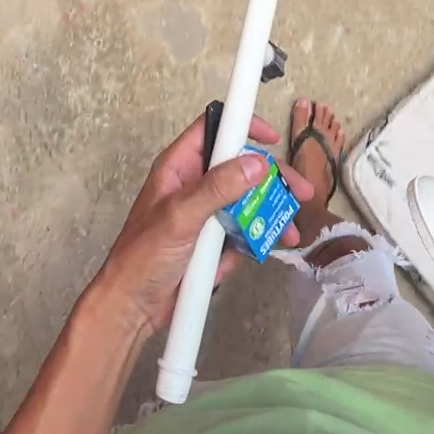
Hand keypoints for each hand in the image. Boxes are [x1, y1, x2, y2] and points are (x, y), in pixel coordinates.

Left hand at [88, 114, 311, 335]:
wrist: (132, 307)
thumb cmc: (143, 256)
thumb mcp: (181, 216)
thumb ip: (218, 188)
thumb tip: (256, 163)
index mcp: (179, 167)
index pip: (214, 130)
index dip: (241, 126)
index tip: (272, 137)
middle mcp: (194, 184)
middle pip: (240, 167)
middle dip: (271, 178)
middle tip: (301, 191)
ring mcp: (205, 213)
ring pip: (247, 201)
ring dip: (272, 212)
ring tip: (291, 231)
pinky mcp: (213, 240)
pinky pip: (243, 230)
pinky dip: (259, 237)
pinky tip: (271, 247)